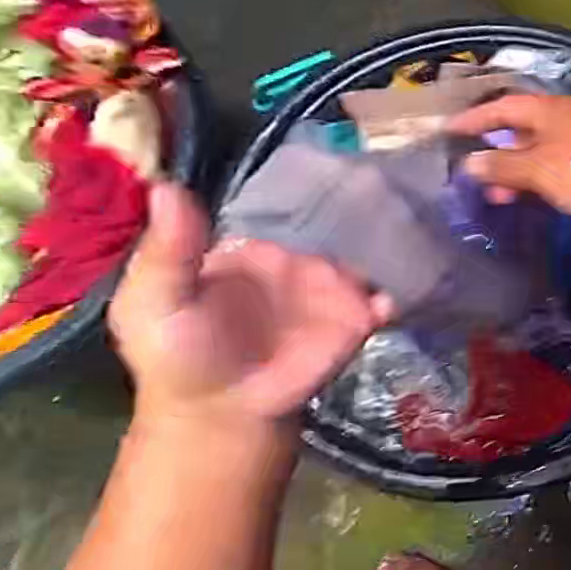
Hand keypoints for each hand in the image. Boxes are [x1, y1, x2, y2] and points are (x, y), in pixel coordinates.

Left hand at [109, 184, 391, 436]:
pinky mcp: (359, 318)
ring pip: (372, 252)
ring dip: (394, 237)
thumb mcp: (155, 301)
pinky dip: (404, 287)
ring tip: (415, 217)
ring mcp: (335, 288)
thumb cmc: (181, 354)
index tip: (339, 156)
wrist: (224, 413)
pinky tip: (404, 281)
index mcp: (259, 245)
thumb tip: (167, 186)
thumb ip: (169, 251)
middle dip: (367, 199)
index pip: (289, 203)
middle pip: (341, 220)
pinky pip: (389, 297)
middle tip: (389, 178)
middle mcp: (304, 259)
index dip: (311, 180)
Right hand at [446, 94, 570, 230]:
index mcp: (552, 109)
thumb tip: (471, 162)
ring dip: (516, 171)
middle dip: (496, 151)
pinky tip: (532, 198)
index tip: (449, 131)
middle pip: (522, 128)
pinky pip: (558, 167)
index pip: (503, 105)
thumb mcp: (538, 170)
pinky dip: (539, 179)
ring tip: (499, 197)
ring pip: (540, 151)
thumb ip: (502, 165)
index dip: (475, 118)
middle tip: (475, 174)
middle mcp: (569, 118)